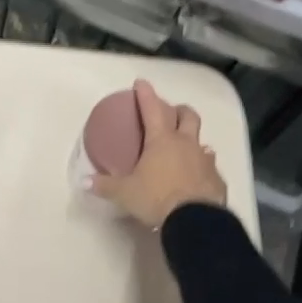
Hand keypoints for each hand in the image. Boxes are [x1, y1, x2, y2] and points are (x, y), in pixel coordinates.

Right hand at [89, 79, 227, 228]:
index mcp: (162, 141)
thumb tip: (84, 182)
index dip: (146, 94)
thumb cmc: (157, 198)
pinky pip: (210, 166)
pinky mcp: (216, 178)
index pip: (152, 109)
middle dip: (178, 109)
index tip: (141, 82)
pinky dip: (202, 166)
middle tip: (170, 112)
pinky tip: (196, 176)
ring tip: (183, 147)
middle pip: (187, 116)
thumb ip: (106, 185)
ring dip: (192, 139)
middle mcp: (186, 144)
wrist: (195, 219)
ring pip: (201, 140)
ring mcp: (205, 160)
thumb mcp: (125, 193)